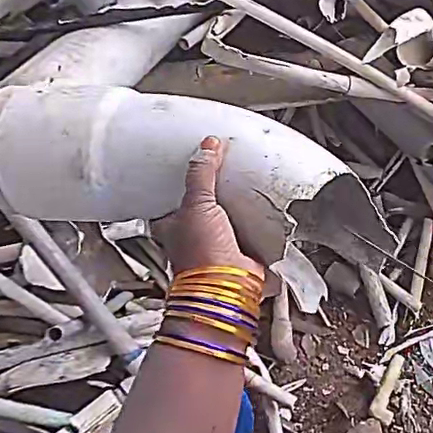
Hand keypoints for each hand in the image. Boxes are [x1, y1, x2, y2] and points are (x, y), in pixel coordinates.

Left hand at [155, 136, 264, 275]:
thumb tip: (207, 147)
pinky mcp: (241, 248)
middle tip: (225, 166)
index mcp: (171, 224)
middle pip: (202, 201)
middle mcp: (193, 233)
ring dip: (235, 202)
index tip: (195, 160)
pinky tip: (262, 203)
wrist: (228, 285)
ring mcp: (218, 241)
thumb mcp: (196, 204)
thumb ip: (201, 174)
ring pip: (226, 213)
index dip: (181, 178)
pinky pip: (248, 225)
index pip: (170, 194)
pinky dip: (255, 216)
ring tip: (246, 180)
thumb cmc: (200, 256)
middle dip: (214, 188)